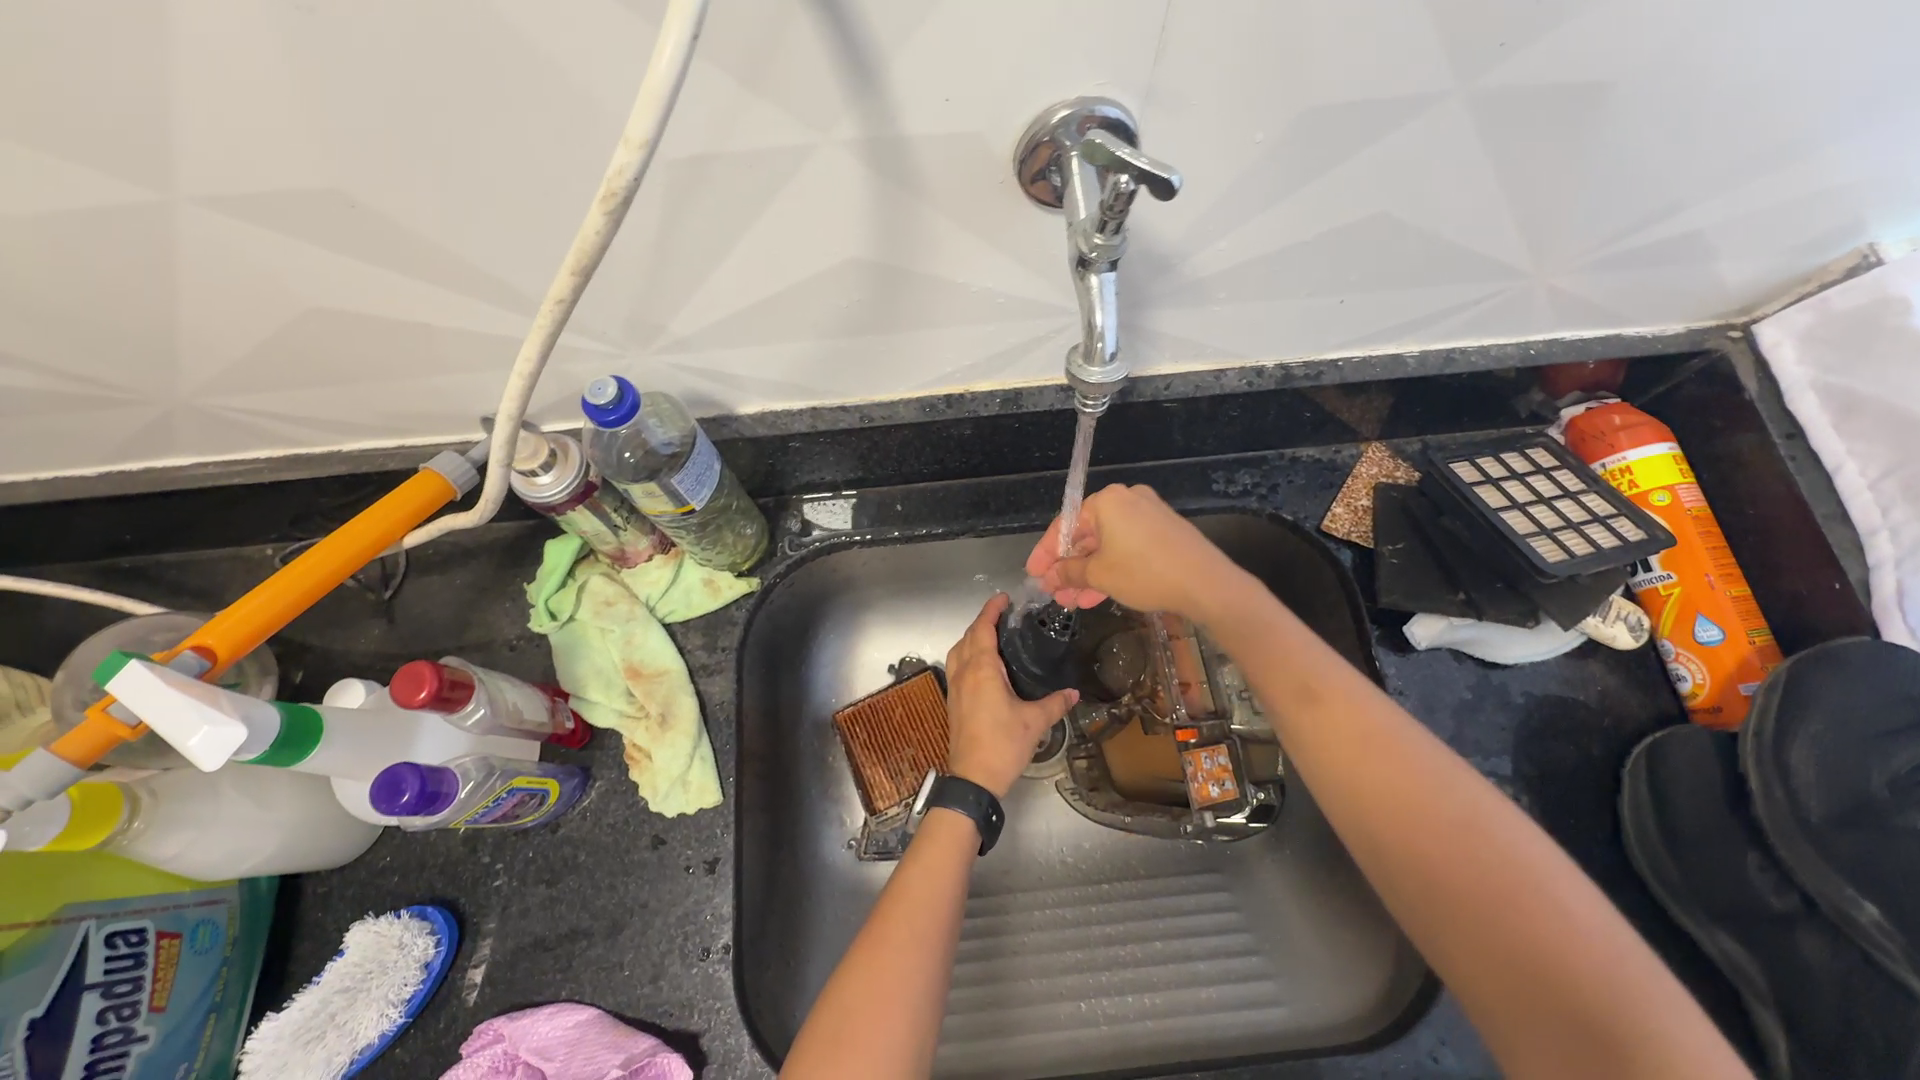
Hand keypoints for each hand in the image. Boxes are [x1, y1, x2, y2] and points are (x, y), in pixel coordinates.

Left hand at [944, 594, 1077, 797]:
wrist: (973, 779)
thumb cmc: (1003, 745)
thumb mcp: (1034, 722)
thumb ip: (1055, 704)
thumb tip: (1073, 693)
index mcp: (981, 670)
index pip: (982, 629)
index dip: (991, 611)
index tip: (1003, 598)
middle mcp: (964, 674)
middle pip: (968, 637)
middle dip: (982, 622)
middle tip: (1003, 615)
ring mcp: (955, 688)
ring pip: (958, 652)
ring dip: (971, 639)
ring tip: (992, 636)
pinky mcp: (954, 702)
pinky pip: (957, 668)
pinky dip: (967, 656)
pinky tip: (984, 666)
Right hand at [1025, 484, 1247, 621]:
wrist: (1206, 584)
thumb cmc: (1145, 573)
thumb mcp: (1100, 575)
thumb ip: (1069, 573)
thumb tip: (1049, 577)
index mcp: (1108, 500)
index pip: (1065, 525)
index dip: (1046, 553)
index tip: (1033, 575)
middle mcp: (1128, 500)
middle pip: (1087, 535)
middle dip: (1069, 567)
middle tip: (1054, 592)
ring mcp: (1149, 515)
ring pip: (1107, 545)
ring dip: (1089, 573)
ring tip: (1073, 601)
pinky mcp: (1164, 532)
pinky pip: (1126, 548)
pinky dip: (1111, 568)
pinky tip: (1098, 594)